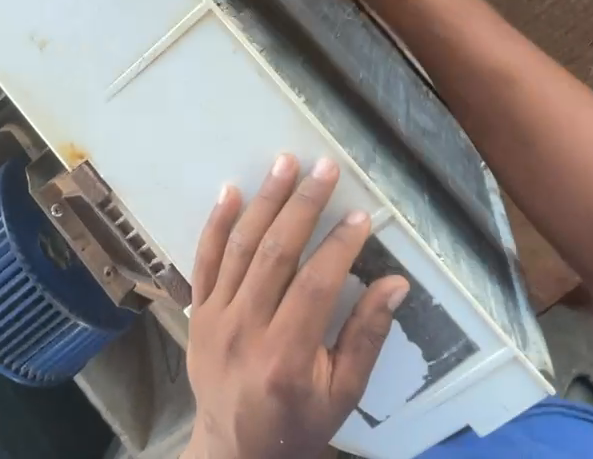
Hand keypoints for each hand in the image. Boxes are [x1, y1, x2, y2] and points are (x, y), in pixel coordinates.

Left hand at [182, 154, 410, 458]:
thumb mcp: (342, 394)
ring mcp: (215, 317)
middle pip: (276, 254)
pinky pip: (205, 259)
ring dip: (265, 200)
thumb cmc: (297, 422)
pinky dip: (217, 223)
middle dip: (303, 205)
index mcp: (286, 357)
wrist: (233, 450)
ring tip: (285, 163)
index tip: (361, 216)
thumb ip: (366, 336)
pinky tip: (232, 191)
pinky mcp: (197, 310)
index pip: (315, 285)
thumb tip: (395, 284)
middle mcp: (245, 330)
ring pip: (240, 247)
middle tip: (325, 167)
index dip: (340, 246)